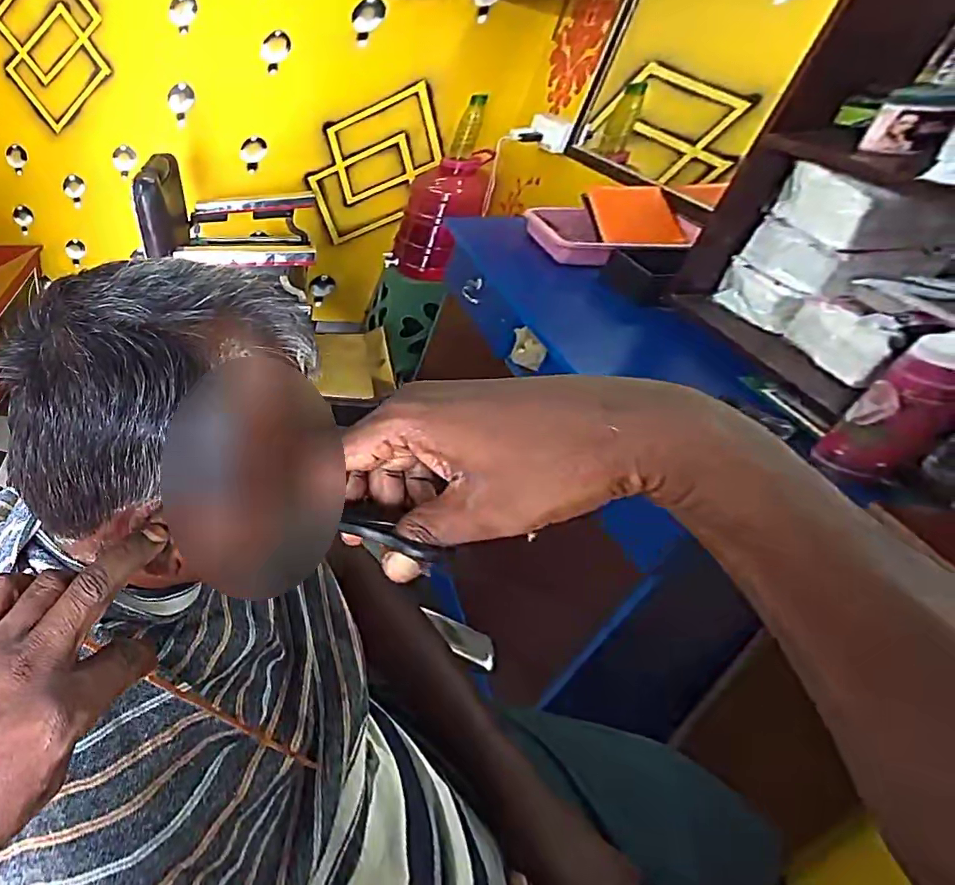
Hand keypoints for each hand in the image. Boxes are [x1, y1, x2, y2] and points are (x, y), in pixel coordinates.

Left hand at [0, 529, 163, 884]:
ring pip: (45, 583)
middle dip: (123, 560)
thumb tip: (88, 682)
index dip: (141, 650)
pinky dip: (22, 584)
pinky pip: (1, 591)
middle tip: (144, 543)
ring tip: (81, 583)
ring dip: (71, 577)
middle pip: (88, 591)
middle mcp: (34, 664)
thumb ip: (75, 715)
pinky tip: (30, 591)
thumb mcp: (54, 772)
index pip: (120, 662)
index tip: (145, 646)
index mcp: (63, 710)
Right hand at [341, 376, 751, 580]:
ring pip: (397, 456)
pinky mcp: (458, 411)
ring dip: (409, 494)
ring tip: (441, 526)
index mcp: (402, 420)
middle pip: (368, 458)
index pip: (339, 458)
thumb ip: (425, 536)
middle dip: (380, 502)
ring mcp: (435, 405)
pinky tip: (459, 503)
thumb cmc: (555, 462)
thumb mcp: (483, 512)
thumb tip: (393, 564)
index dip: (337, 499)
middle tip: (401, 541)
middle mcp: (409, 405)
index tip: (348, 533)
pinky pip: (423, 447)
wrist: (630, 426)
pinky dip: (431, 478)